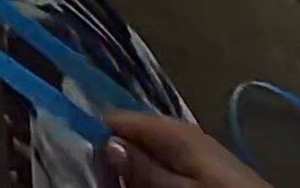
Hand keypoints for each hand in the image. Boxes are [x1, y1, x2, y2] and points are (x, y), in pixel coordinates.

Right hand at [104, 113, 273, 187]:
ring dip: (138, 170)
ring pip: (147, 151)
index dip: (100, 141)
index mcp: (169, 128)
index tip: (95, 167)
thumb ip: (146, 170)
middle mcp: (177, 129)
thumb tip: (105, 144)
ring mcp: (192, 147)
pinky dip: (157, 176)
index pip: (114, 118)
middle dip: (120, 158)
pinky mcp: (204, 166)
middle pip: (130, 135)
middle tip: (116, 184)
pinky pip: (166, 163)